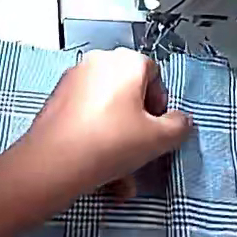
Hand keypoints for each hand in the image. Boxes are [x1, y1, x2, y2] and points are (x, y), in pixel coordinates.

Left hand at [14, 49, 191, 201]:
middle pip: (130, 92)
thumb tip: (180, 121)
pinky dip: (97, 136)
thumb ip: (178, 126)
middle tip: (141, 151)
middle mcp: (99, 61)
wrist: (55, 159)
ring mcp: (76, 77)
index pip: (154, 74)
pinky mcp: (58, 96)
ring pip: (108, 108)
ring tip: (120, 175)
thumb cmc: (109, 142)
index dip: (160, 103)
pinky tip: (99, 169)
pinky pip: (88, 114)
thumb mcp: (158, 139)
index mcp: (126, 61)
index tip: (159, 129)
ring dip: (119, 138)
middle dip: (138, 125)